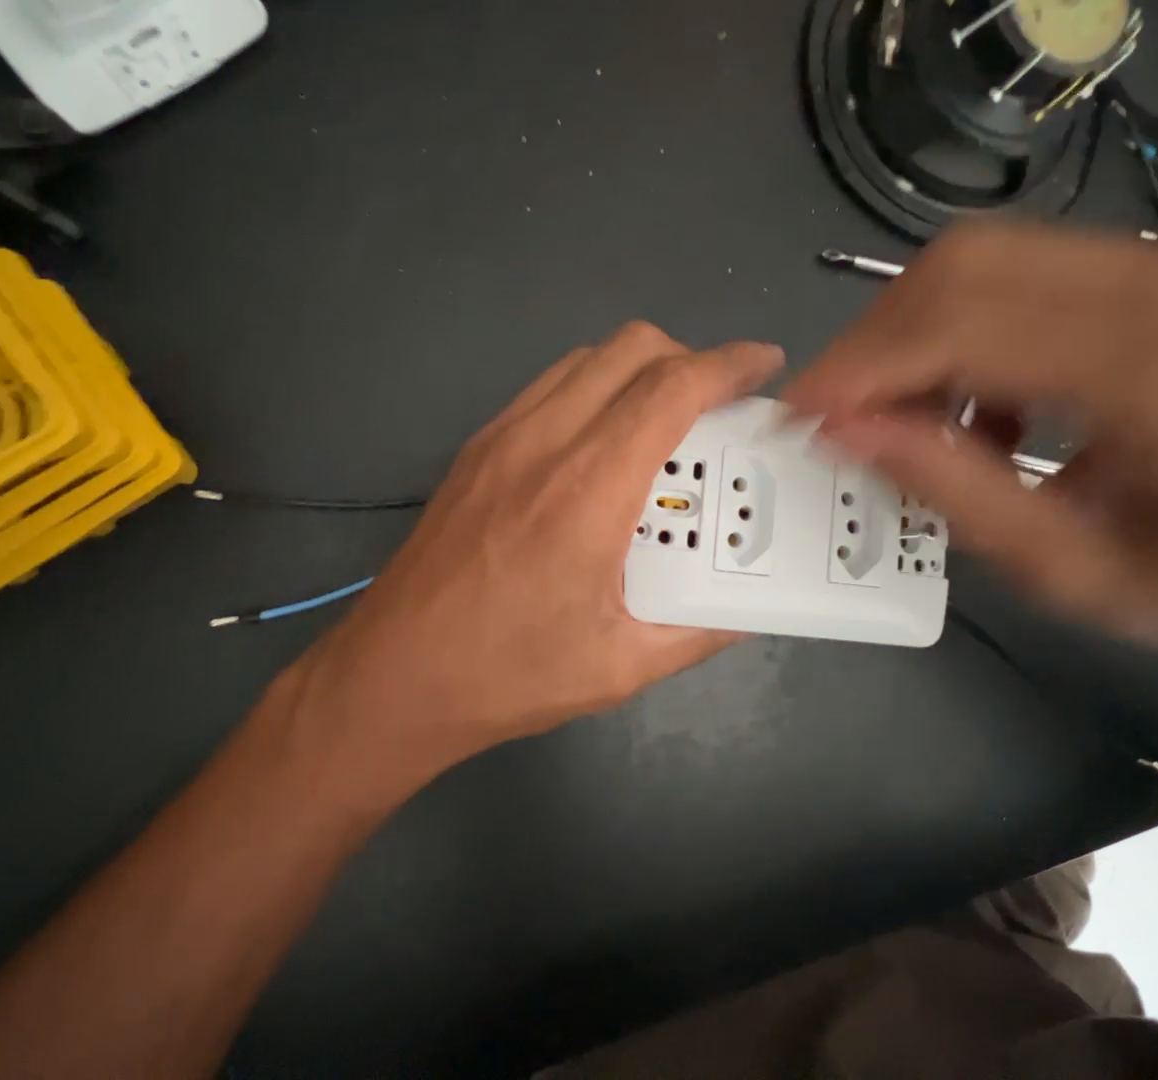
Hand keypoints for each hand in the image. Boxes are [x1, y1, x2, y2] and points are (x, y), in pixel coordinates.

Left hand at [281, 322, 782, 794]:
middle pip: (628, 348)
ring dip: (634, 370)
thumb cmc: (507, 675)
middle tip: (717, 404)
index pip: (672, 389)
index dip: (729, 365)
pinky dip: (589, 389)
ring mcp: (498, 440)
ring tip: (663, 420)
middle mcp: (542, 442)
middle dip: (687, 357)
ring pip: (581, 359)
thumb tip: (746, 614)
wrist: (393, 677)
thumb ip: (697, 633)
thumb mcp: (620, 666)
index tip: (764, 366)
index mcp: (589, 489)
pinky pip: (544, 388)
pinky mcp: (472, 453)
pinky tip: (599, 446)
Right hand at [785, 223, 1157, 695]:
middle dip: (876, 339)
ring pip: (987, 258)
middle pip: (969, 264)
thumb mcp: (1064, 571)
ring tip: (907, 420)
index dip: (863, 364)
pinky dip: (966, 335)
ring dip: (916, 336)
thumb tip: (839, 429)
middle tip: (836, 413)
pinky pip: (1026, 274)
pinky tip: (980, 408)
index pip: (968, 324)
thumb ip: (949, 491)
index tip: (797, 412)